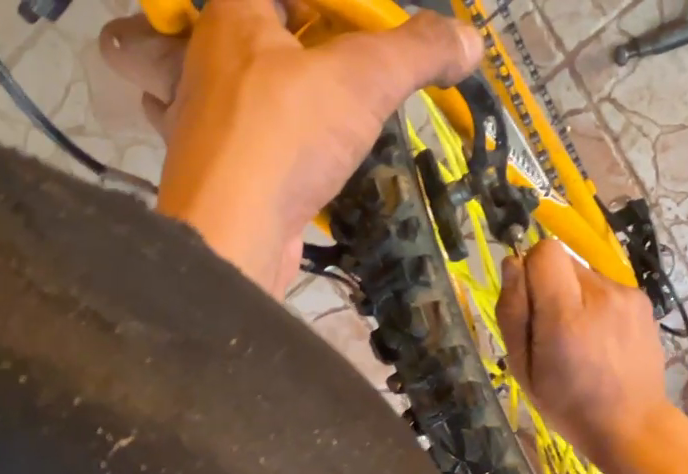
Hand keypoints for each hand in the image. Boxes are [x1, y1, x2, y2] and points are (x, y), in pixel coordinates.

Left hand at [100, 0, 482, 294]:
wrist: (233, 236)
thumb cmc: (286, 135)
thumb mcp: (364, 78)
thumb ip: (418, 51)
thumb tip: (471, 40)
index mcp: (234, 12)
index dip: (337, 3)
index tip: (376, 24)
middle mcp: (215, 57)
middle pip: (277, 29)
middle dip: (325, 40)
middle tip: (375, 60)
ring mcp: (215, 118)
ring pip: (270, 87)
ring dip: (310, 91)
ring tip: (358, 103)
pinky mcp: (227, 168)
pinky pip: (266, 136)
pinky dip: (296, 137)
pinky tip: (326, 151)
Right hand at [495, 240, 677, 473]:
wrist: (632, 426)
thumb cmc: (570, 407)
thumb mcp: (524, 371)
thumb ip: (512, 313)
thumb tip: (512, 263)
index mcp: (566, 315)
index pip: (544, 251)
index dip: (531, 272)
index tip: (531, 306)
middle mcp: (601, 295)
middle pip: (563, 261)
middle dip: (551, 287)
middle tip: (554, 332)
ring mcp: (627, 296)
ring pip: (586, 275)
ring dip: (576, 298)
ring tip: (582, 341)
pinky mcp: (643, 302)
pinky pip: (608, 289)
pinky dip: (599, 308)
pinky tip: (603, 342)